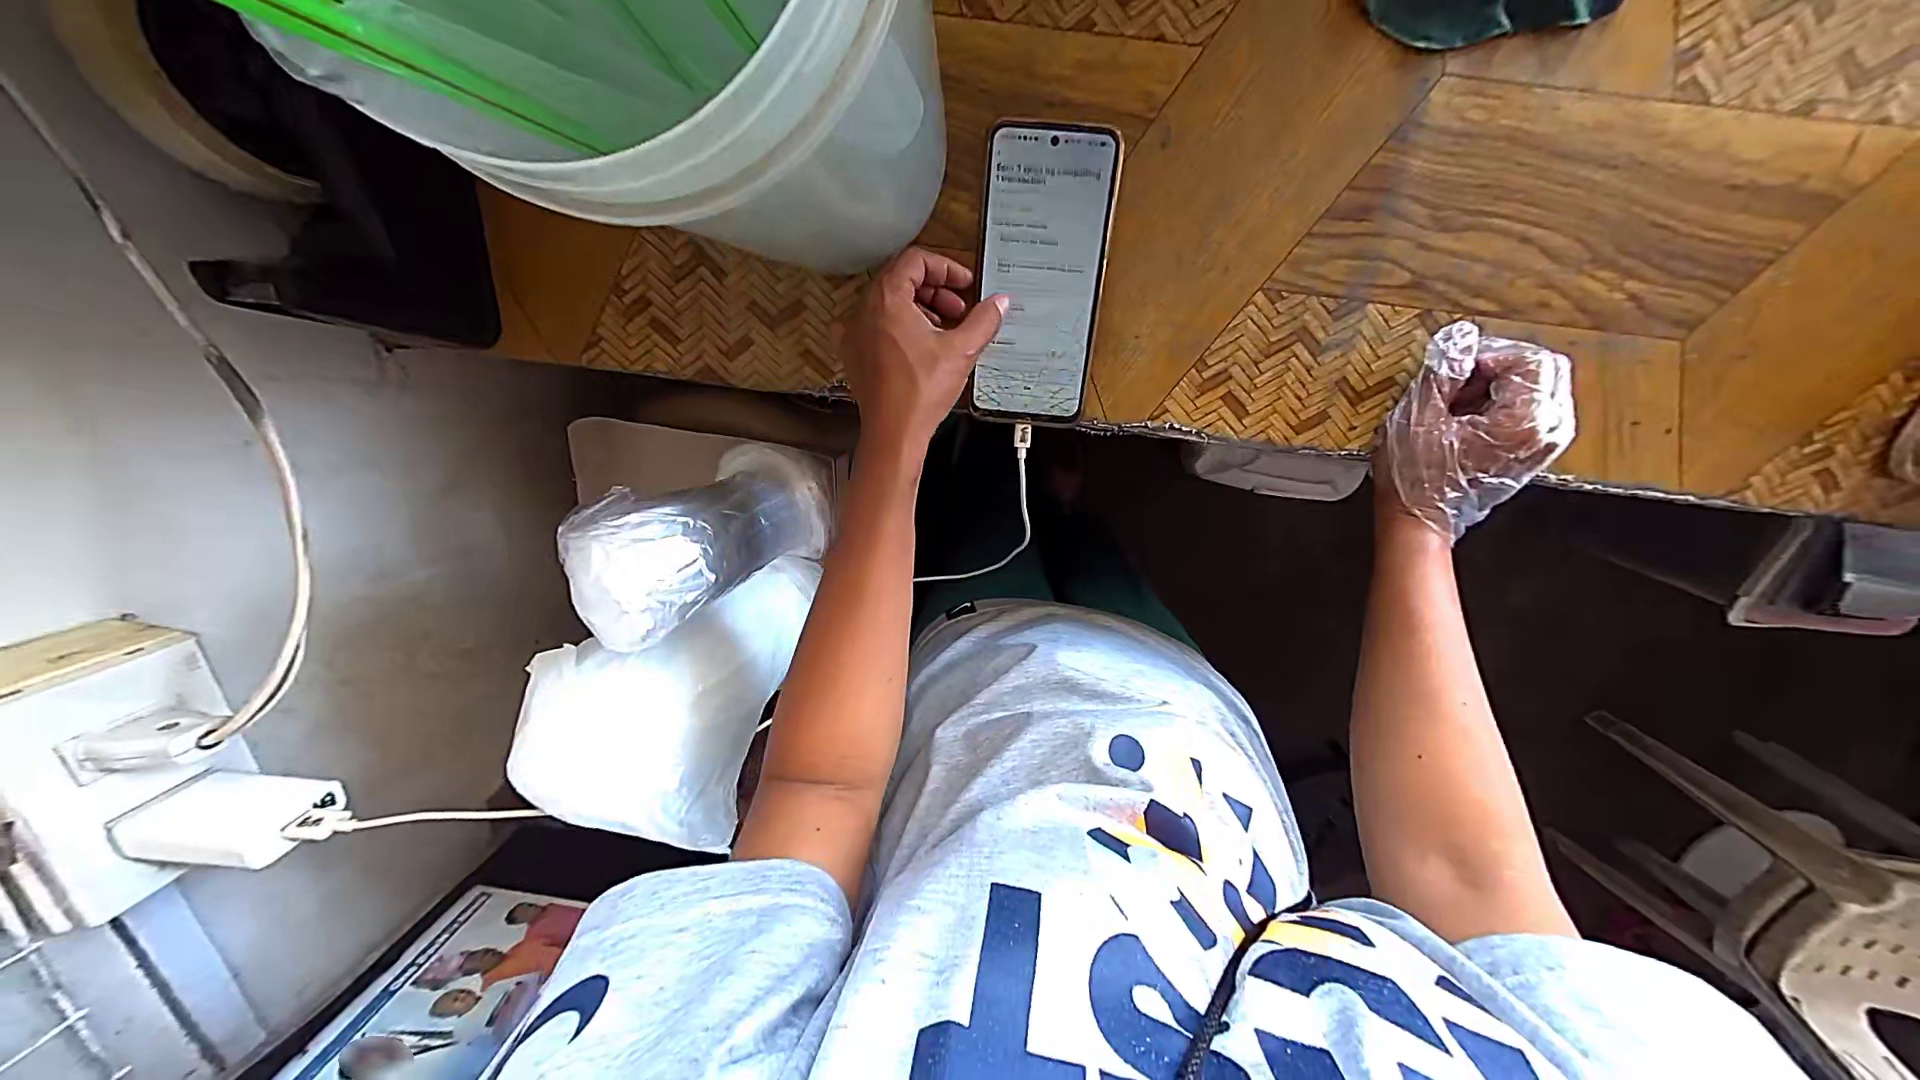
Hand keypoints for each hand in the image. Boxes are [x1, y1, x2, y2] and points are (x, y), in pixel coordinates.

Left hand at [840, 247, 1006, 453]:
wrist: (894, 433)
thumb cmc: (919, 393)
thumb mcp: (962, 350)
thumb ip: (984, 320)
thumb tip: (999, 303)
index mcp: (887, 299)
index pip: (915, 260)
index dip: (946, 268)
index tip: (965, 284)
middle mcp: (864, 311)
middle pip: (901, 280)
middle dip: (936, 290)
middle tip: (960, 309)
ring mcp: (856, 333)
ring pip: (890, 304)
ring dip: (921, 309)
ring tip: (946, 330)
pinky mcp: (856, 355)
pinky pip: (879, 327)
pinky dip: (903, 327)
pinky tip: (925, 349)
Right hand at [1375, 321, 1574, 541]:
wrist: (1418, 521)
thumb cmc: (1414, 478)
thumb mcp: (1417, 416)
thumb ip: (1441, 371)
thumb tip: (1458, 337)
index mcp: (1526, 421)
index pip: (1528, 358)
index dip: (1485, 356)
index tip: (1451, 372)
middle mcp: (1549, 431)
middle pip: (1541, 370)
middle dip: (1494, 370)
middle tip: (1452, 388)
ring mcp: (1544, 443)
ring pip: (1535, 388)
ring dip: (1495, 388)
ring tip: (1454, 409)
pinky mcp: (1533, 451)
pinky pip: (1529, 410)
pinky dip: (1498, 406)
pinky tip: (1463, 422)